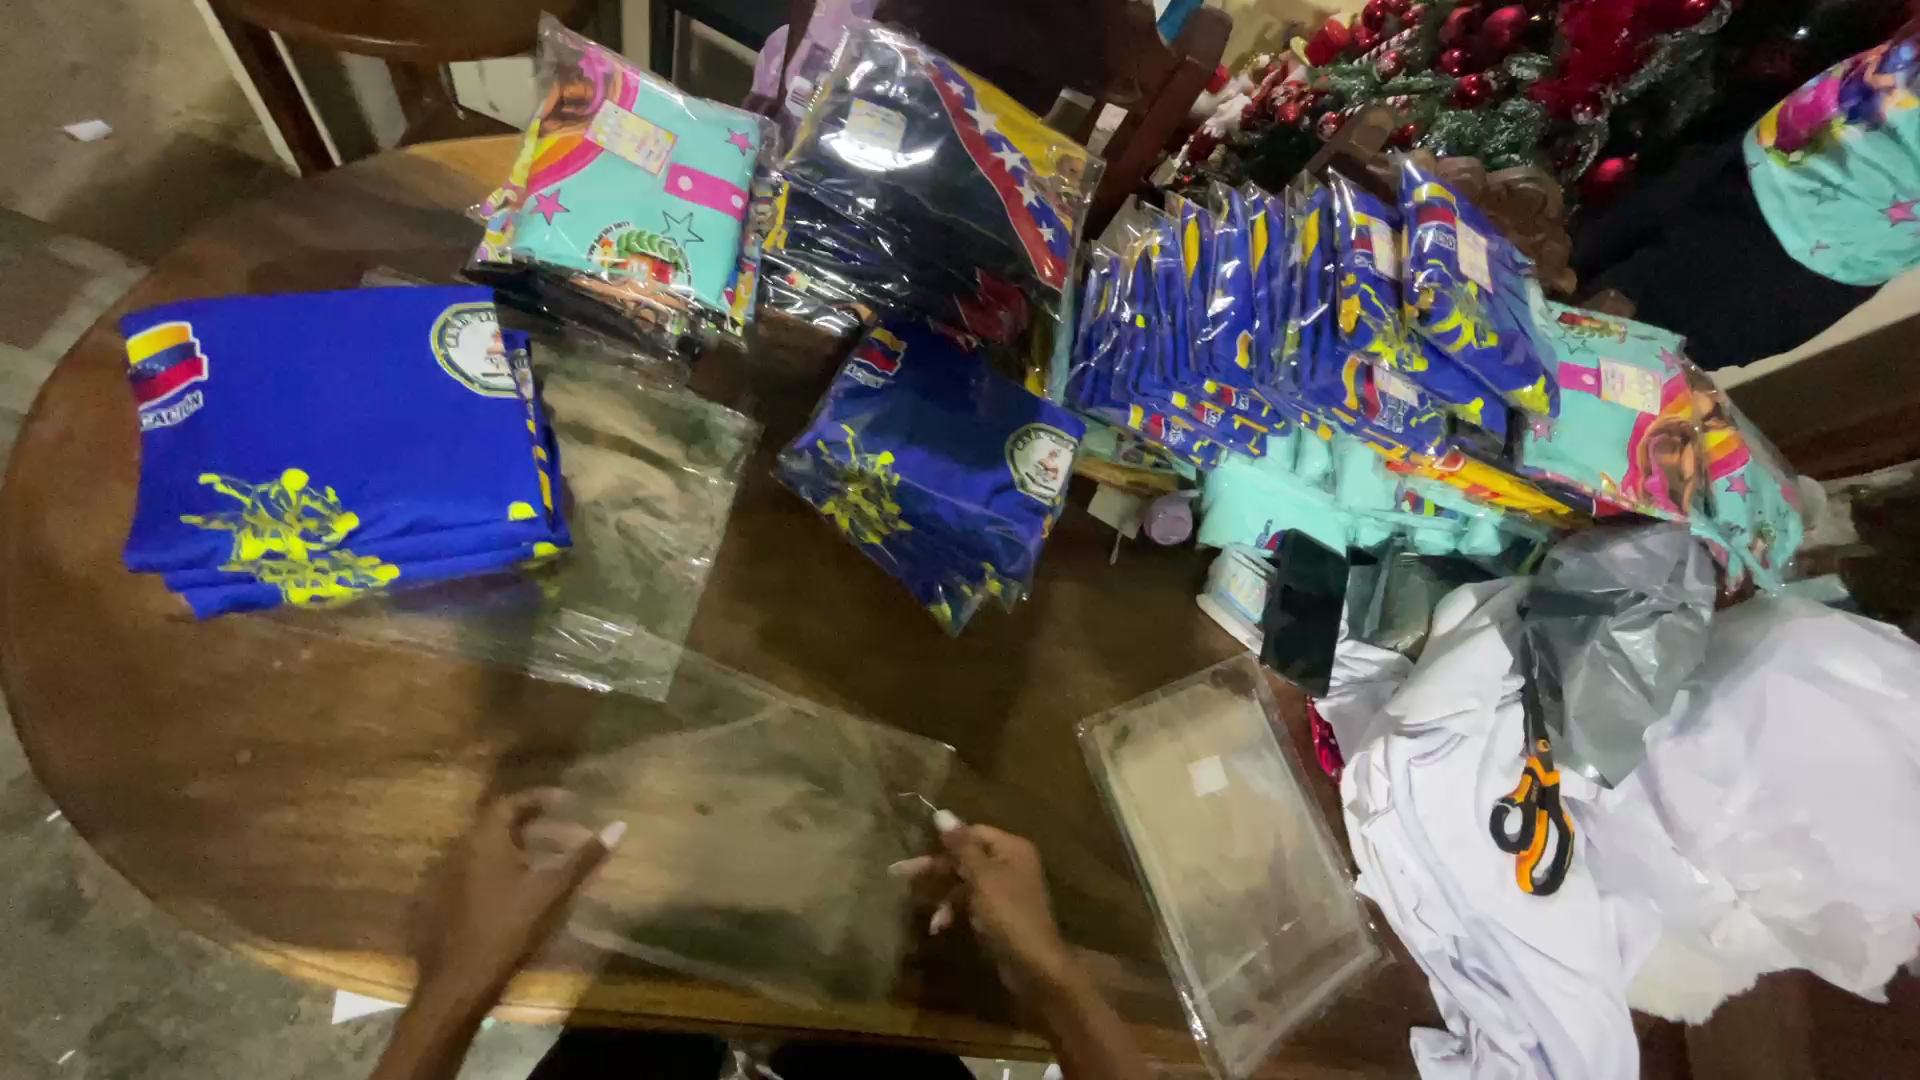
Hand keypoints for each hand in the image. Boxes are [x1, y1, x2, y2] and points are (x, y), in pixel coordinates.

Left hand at [411, 789, 622, 999]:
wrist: (456, 985)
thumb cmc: (509, 928)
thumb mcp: (553, 890)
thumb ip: (584, 856)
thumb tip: (619, 825)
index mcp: (484, 842)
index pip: (511, 802)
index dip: (541, 798)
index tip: (568, 802)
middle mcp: (460, 853)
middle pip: (497, 824)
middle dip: (533, 821)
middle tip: (563, 826)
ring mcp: (445, 880)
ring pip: (485, 849)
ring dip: (516, 846)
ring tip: (546, 856)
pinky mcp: (440, 904)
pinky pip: (473, 872)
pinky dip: (499, 868)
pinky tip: (517, 887)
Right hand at [894, 817, 1072, 995]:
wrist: (1035, 966)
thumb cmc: (1008, 914)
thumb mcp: (981, 877)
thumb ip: (960, 845)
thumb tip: (941, 813)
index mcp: (1010, 848)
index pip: (972, 833)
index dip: (945, 841)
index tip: (917, 849)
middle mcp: (1010, 863)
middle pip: (967, 857)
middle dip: (937, 869)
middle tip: (901, 873)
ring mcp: (1005, 890)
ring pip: (966, 882)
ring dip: (945, 895)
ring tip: (927, 914)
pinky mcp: (999, 914)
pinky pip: (972, 903)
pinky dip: (956, 911)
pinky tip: (940, 926)